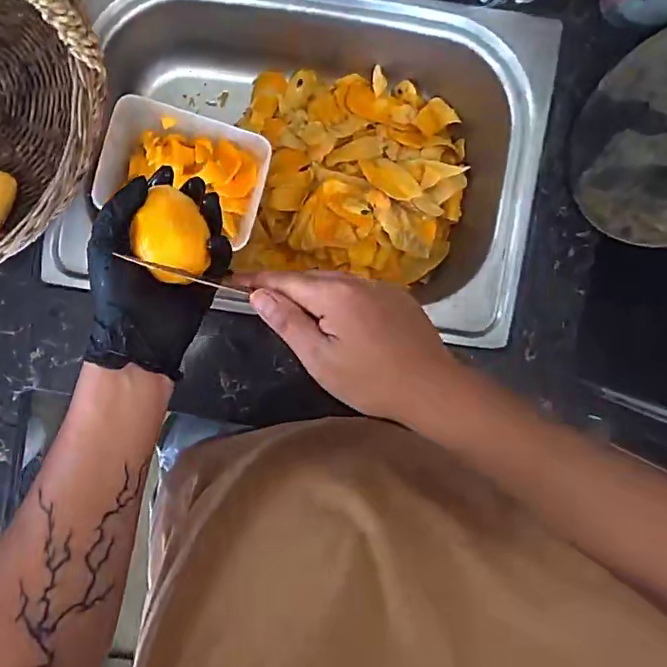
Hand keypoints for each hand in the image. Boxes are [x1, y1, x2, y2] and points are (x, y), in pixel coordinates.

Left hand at [84, 168, 231, 379]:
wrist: (137, 337)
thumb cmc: (116, 292)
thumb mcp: (104, 244)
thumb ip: (118, 210)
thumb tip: (142, 183)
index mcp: (140, 240)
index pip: (154, 206)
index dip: (161, 186)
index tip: (168, 171)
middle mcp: (165, 249)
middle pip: (185, 215)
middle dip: (192, 196)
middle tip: (197, 184)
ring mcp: (187, 266)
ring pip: (206, 233)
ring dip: (211, 216)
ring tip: (211, 201)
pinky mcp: (206, 283)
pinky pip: (219, 262)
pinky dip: (221, 249)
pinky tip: (217, 238)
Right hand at [239, 270, 472, 423]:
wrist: (433, 390)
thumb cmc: (370, 381)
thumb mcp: (319, 359)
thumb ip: (288, 322)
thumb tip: (259, 295)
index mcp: (334, 294)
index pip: (285, 279)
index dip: (257, 280)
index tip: (233, 281)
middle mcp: (358, 281)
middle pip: (310, 277)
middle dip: (284, 286)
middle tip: (261, 299)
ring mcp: (382, 288)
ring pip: (336, 282)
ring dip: (312, 292)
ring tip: (296, 310)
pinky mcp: (399, 298)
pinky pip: (358, 290)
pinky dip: (339, 297)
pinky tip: (339, 318)